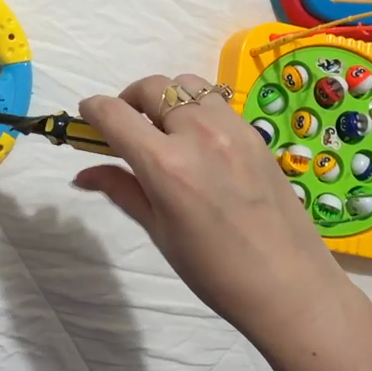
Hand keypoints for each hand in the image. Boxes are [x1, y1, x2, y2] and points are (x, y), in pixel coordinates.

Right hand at [75, 73, 352, 338]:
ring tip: (163, 128)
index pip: (115, 114)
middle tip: (125, 127)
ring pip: (187, 84)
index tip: (86, 115)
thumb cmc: (214, 271)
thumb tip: (82, 174)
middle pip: (151, 87)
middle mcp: (197, 134)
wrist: (290, 286)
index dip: (93, 109)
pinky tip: (198, 142)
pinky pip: (216, 101)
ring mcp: (231, 129)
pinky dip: (196, 107)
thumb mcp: (158, 231)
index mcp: (165, 164)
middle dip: (128, 100)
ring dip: (165, 96)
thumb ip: (121, 190)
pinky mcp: (255, 133)